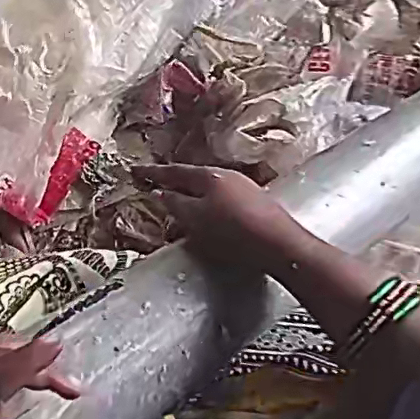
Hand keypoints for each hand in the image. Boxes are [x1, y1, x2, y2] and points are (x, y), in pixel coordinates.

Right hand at [137, 164, 306, 270]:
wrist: (284, 248)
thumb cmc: (233, 231)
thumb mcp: (195, 219)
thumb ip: (175, 203)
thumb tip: (160, 192)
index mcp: (208, 175)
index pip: (173, 171)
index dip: (152, 172)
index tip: (135, 170)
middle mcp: (226, 175)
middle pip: (193, 177)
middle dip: (174, 181)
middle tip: (156, 183)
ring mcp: (245, 188)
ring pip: (210, 187)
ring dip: (193, 193)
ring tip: (180, 200)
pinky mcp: (258, 204)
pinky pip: (223, 198)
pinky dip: (209, 202)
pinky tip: (209, 213)